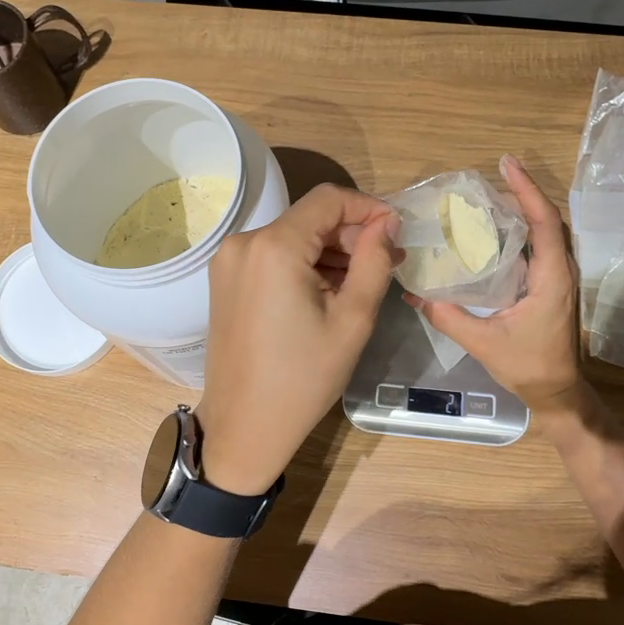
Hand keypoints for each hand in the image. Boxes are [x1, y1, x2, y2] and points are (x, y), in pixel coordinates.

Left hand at [198, 184, 398, 495]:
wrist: (244, 425)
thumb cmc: (303, 378)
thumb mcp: (352, 320)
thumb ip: (374, 262)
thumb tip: (387, 223)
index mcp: (274, 247)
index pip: (329, 199)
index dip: (368, 207)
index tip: (397, 232)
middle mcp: (244, 242)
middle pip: (309, 217)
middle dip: (351, 233)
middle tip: (389, 261)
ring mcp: (229, 260)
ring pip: (292, 235)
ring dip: (329, 250)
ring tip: (364, 280)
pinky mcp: (225, 279)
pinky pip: (273, 255)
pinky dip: (303, 264)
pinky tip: (329, 290)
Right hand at [408, 155, 584, 415]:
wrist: (556, 390)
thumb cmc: (528, 365)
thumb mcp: (484, 343)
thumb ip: (449, 317)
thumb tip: (414, 295)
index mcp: (551, 277)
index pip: (544, 221)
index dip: (526, 189)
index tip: (506, 164)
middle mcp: (559, 270)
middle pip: (544, 218)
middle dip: (519, 193)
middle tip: (485, 180)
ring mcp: (557, 277)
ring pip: (543, 231)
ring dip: (520, 210)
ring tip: (486, 198)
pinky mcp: (549, 285)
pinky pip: (537, 246)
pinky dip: (519, 230)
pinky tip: (492, 231)